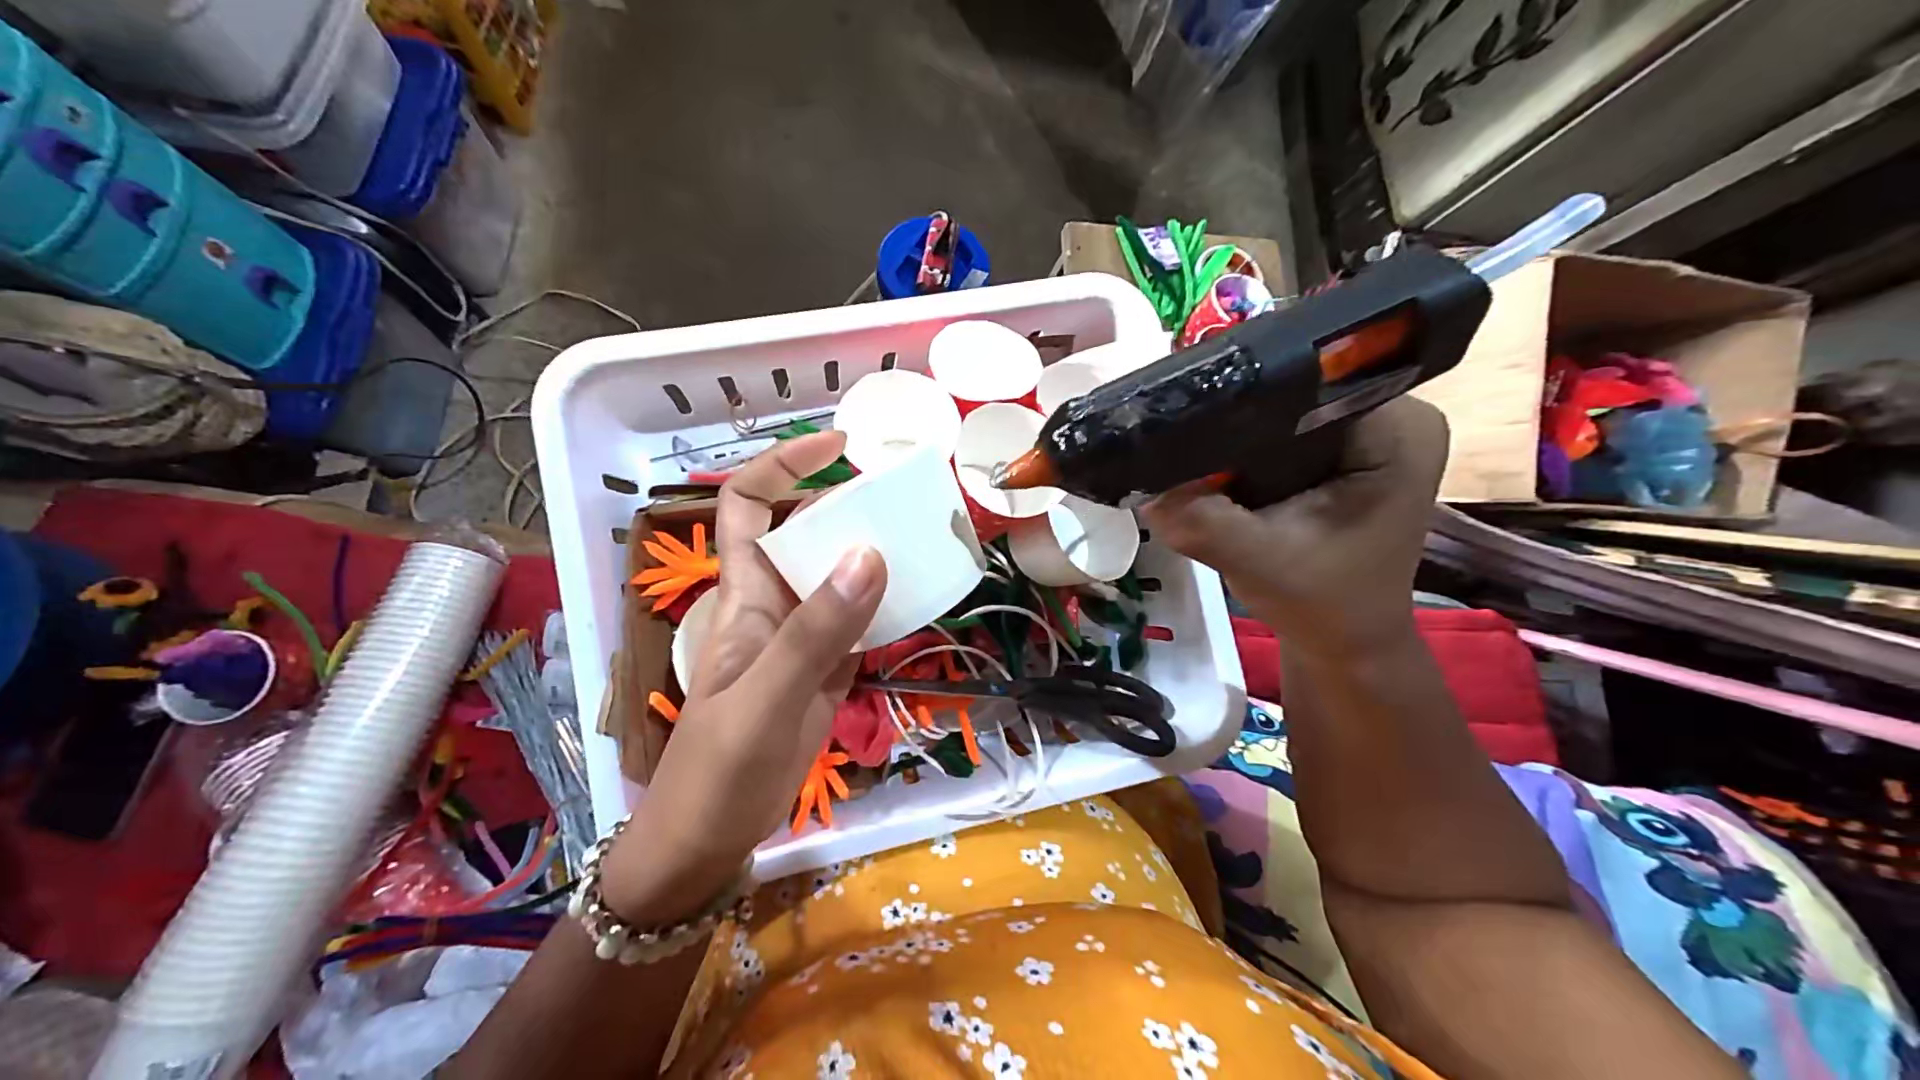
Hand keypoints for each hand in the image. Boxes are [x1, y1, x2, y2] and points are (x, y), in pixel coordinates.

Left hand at [602, 432, 886, 921]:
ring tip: (929, 536)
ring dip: (877, 553)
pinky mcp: (828, 671)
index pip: (750, 503)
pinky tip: (924, 597)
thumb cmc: (719, 768)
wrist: (711, 840)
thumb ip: (816, 631)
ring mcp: (803, 638)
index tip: (841, 446)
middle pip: (807, 532)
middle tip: (910, 494)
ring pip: (840, 575)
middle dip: (850, 504)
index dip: (785, 464)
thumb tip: (872, 553)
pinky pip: (862, 622)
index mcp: (745, 593)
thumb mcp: (766, 696)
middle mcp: (774, 603)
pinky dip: (890, 604)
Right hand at [1139, 397, 1446, 655]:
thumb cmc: (1322, 604)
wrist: (1346, 641)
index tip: (1184, 414)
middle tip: (1176, 434)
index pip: (1309, 381)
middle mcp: (1393, 415)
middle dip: (1234, 415)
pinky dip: (1245, 448)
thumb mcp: (1259, 562)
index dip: (1244, 395)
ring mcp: (1369, 431)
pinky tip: (1215, 463)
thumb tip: (1147, 489)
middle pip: (1293, 389)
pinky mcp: (1343, 451)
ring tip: (1188, 444)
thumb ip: (1205, 523)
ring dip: (1235, 432)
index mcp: (1397, 429)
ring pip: (1282, 408)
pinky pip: (1283, 430)